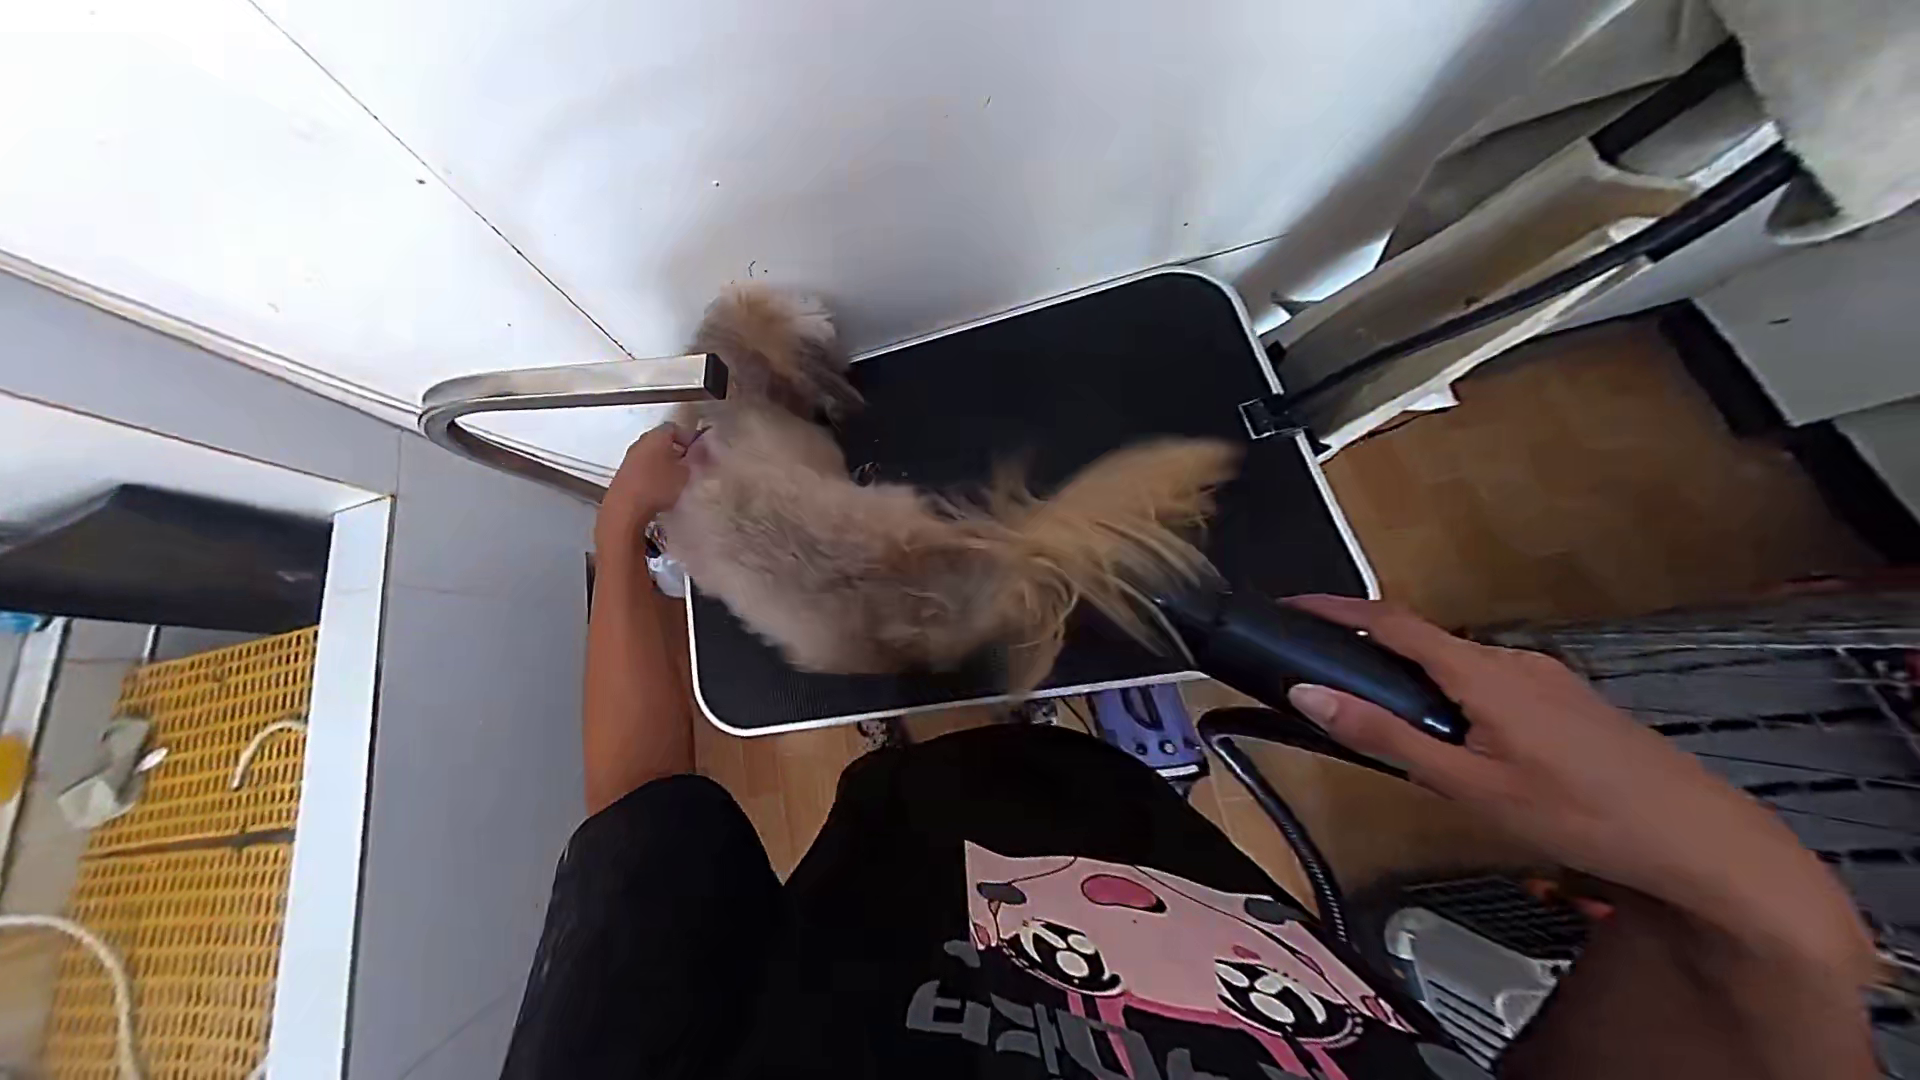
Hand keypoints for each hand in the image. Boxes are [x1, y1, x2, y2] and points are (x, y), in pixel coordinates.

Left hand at [595, 423, 691, 556]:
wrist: (625, 508)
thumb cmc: (659, 486)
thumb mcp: (686, 472)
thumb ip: (697, 457)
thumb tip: (703, 448)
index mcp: (656, 436)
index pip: (675, 427)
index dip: (689, 438)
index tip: (699, 452)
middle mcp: (641, 442)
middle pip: (663, 441)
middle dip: (678, 451)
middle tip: (691, 466)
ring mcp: (630, 458)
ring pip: (653, 454)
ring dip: (666, 463)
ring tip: (678, 479)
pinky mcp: (625, 474)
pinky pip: (645, 467)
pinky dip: (655, 473)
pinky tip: (662, 489)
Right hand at [1283, 594, 1872, 976]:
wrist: (1715, 853)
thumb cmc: (1586, 817)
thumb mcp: (1465, 784)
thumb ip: (1382, 735)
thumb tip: (1310, 696)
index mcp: (1481, 673)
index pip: (1390, 620)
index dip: (1335, 607)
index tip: (1295, 604)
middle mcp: (1513, 661)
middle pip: (1422, 640)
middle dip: (1372, 652)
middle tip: (1337, 682)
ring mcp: (1545, 677)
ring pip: (1456, 662)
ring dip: (1415, 678)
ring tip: (1400, 728)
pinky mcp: (1566, 697)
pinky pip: (1489, 679)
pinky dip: (1453, 692)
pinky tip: (1463, 741)